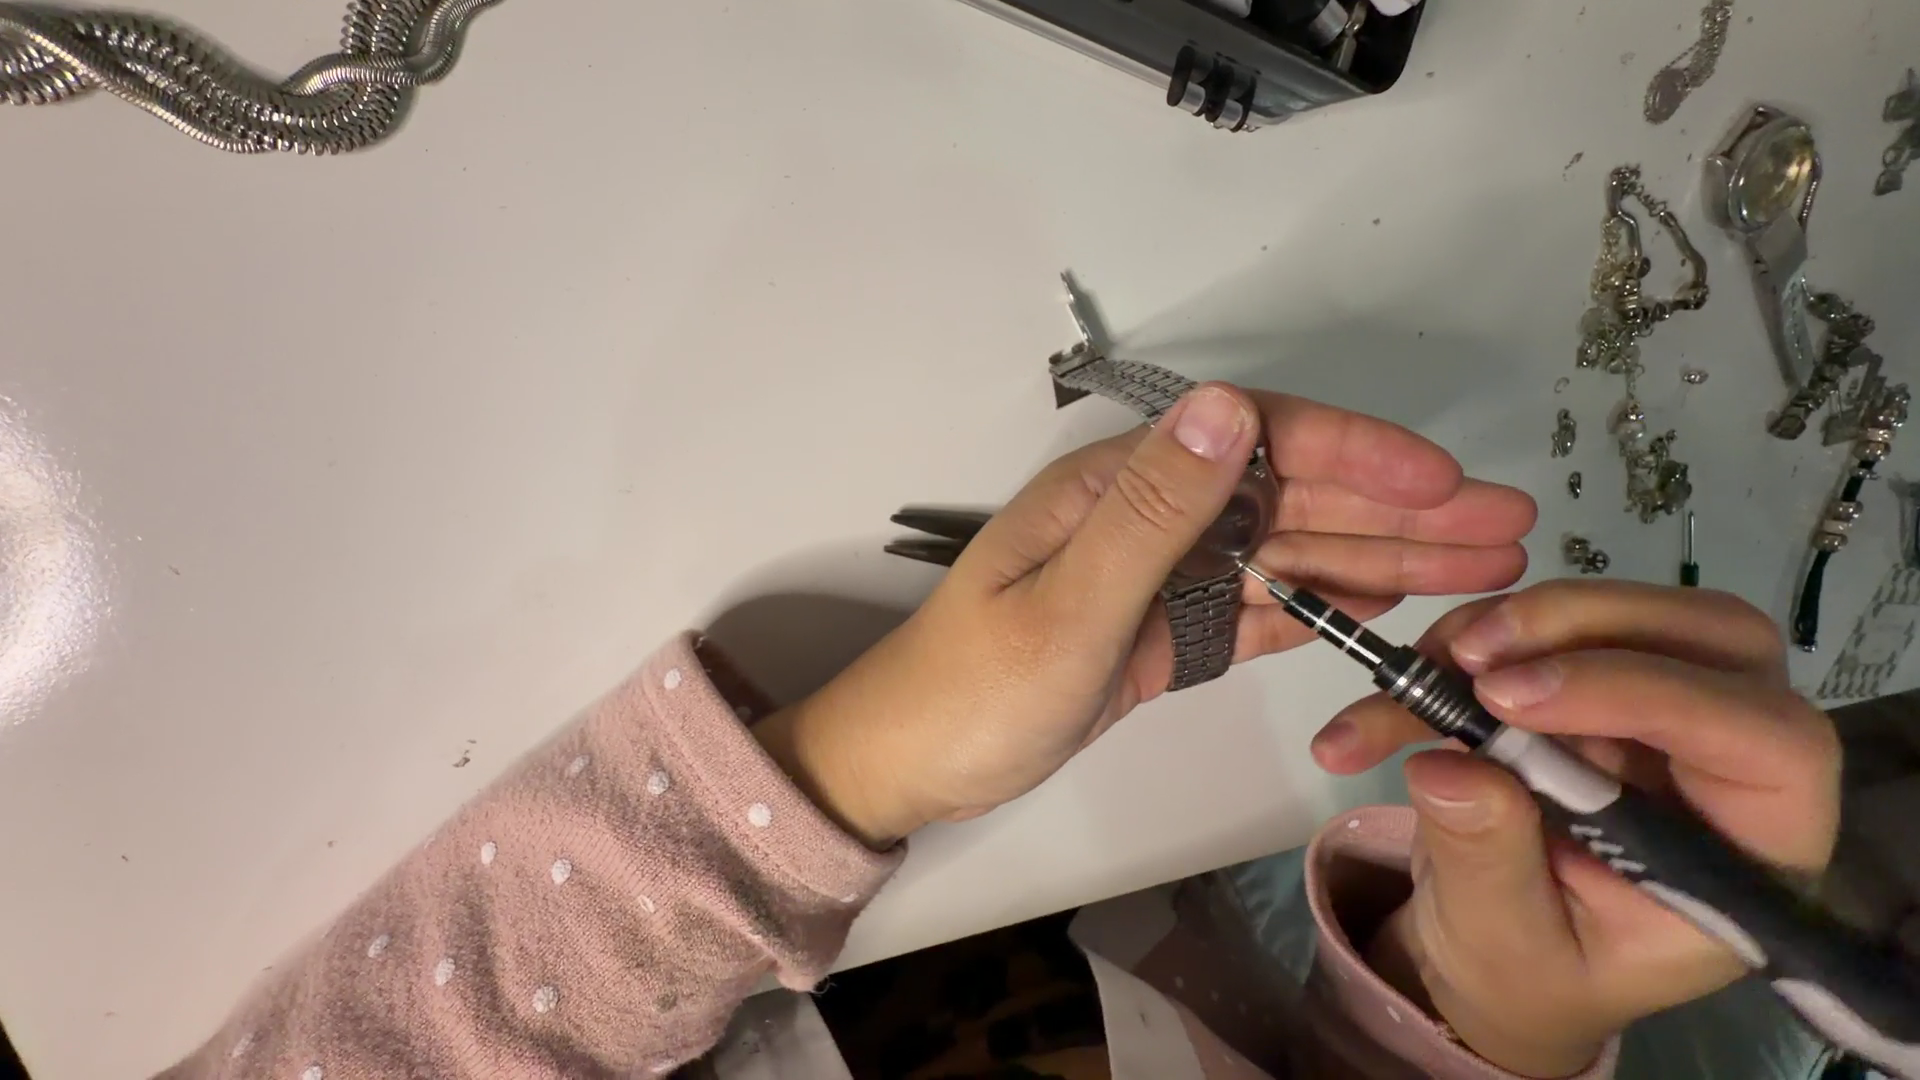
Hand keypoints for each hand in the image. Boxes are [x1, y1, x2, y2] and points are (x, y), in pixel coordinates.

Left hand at [755, 382, 1534, 846]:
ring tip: (1480, 569)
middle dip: (1393, 508)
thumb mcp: (1064, 605)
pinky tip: (1386, 609)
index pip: (1251, 443)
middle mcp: (1147, 519)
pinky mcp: (1165, 632)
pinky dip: (1319, 608)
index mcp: (1116, 491)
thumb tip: (1229, 408)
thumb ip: (1151, 513)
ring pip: (1282, 555)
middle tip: (1506, 528)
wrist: (915, 761)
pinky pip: (1255, 610)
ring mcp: (1160, 578)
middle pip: (1284, 498)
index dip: (1351, 454)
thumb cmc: (976, 689)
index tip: (1443, 481)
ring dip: (1376, 557)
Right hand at [1314, 581, 1840, 1078]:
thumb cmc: (1523, 966)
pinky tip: (1394, 685)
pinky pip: (1521, 632)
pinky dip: (1449, 642)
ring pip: (1614, 615)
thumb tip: (1447, 769)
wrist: (1487, 946)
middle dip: (1577, 623)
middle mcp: (1711, 760)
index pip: (1759, 740)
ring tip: (1413, 672)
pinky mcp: (1566, 688)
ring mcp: (1640, 713)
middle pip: (1705, 639)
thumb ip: (1486, 861)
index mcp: (1742, 845)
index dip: (1642, 691)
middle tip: (1465, 653)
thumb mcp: (1502, 939)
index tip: (1505, 695)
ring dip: (1503, 624)